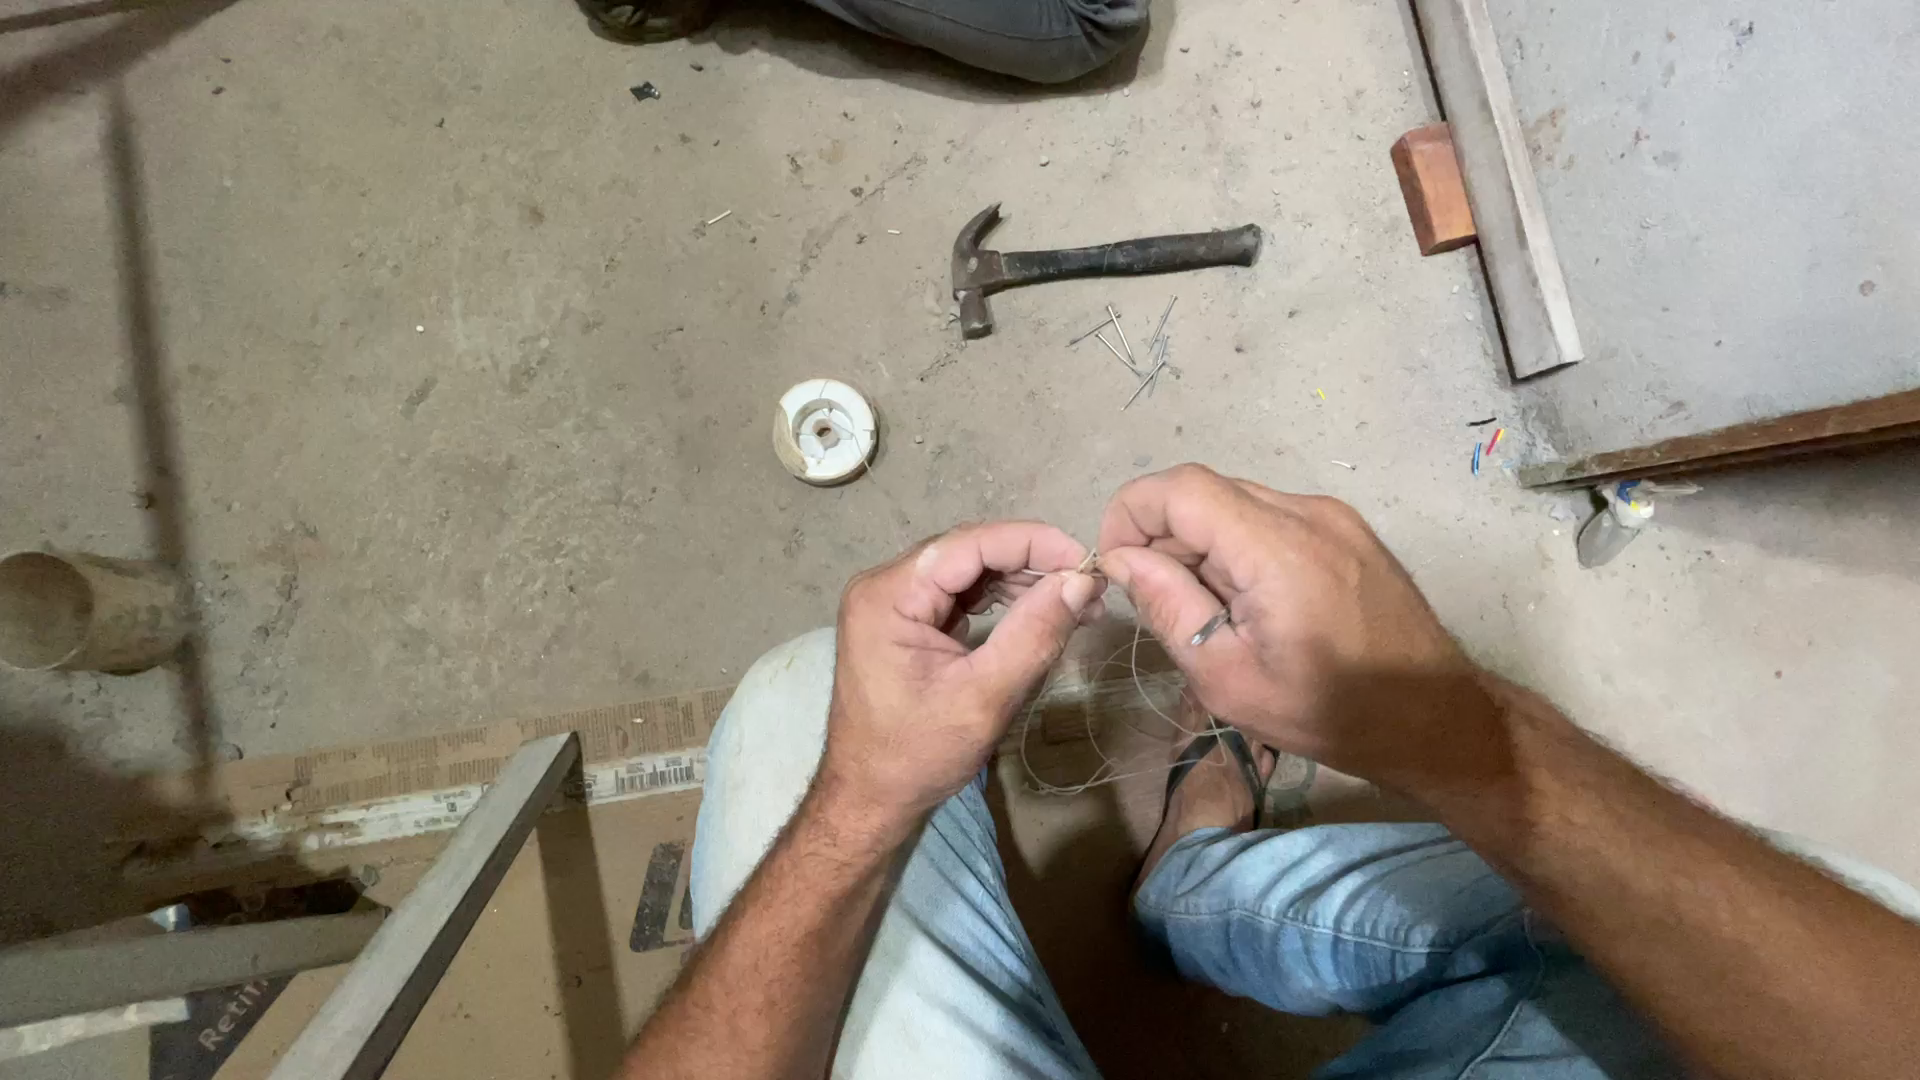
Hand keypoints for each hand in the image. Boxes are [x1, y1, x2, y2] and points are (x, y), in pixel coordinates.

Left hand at [819, 522, 1105, 824]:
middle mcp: (884, 585)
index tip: (1086, 560)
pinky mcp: (905, 618)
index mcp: (888, 595)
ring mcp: (891, 600)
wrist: (869, 796)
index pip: (969, 544)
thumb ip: (1033, 635)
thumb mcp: (984, 698)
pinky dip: (1000, 597)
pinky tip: (1038, 608)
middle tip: (1088, 587)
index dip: (1033, 542)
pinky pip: (958, 592)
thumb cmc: (918, 755)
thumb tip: (1082, 582)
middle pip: (968, 551)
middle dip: (1031, 563)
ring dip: (1021, 580)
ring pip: (967, 569)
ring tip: (1074, 601)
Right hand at [1096, 465, 1505, 801]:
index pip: (1179, 488)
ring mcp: (1331, 516)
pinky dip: (1232, 545)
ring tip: (1205, 607)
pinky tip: (1243, 599)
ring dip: (1196, 543)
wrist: (1438, 721)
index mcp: (1277, 549)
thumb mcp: (1227, 678)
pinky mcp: (1343, 528)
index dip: (1131, 514)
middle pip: (1203, 491)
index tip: (1118, 567)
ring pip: (1231, 502)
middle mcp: (1306, 513)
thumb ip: (1168, 607)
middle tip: (1157, 600)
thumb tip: (1121, 560)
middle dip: (1160, 536)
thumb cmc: (1329, 713)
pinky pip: (1264, 517)